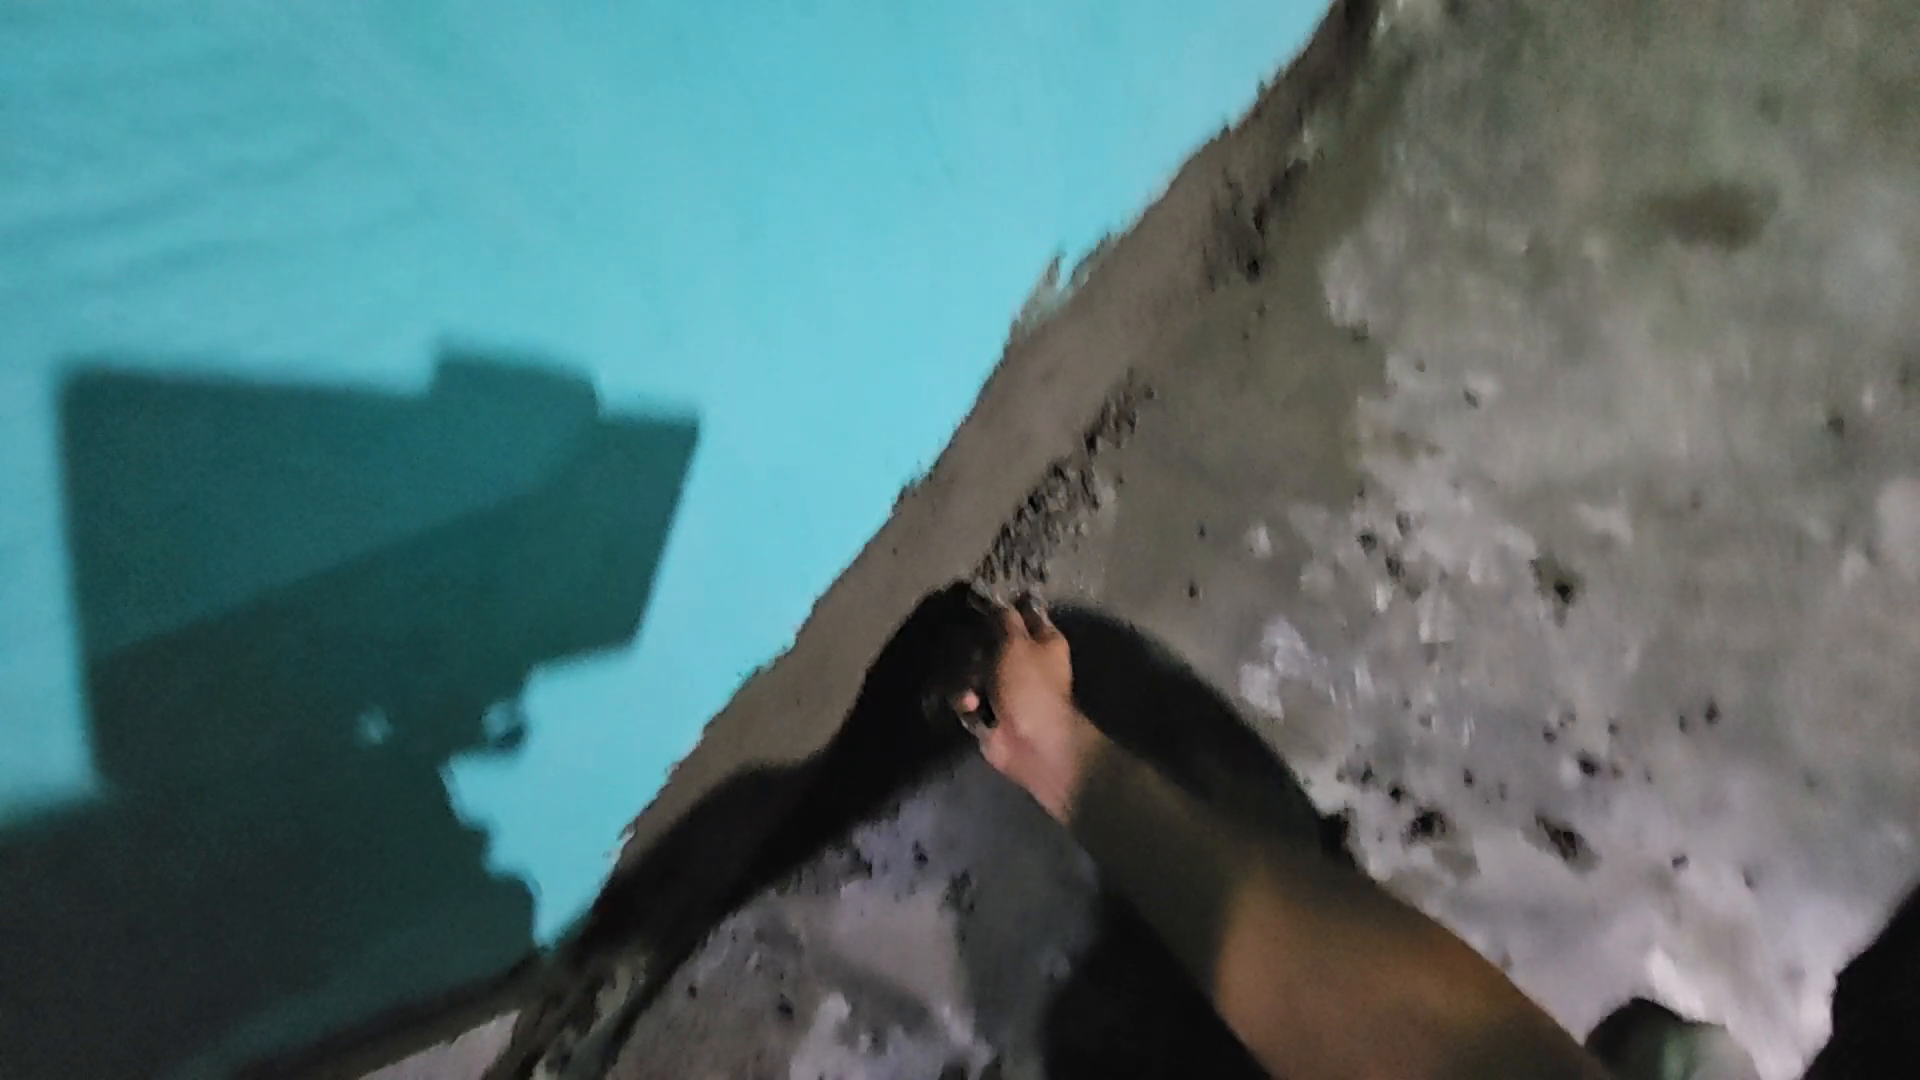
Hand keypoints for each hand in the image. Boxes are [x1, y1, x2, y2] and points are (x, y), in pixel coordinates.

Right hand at [956, 600, 1103, 822]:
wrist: (1033, 743)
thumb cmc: (1030, 685)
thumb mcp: (1018, 643)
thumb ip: (1005, 619)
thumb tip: (1000, 600)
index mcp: (1042, 641)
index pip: (1021, 613)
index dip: (1003, 606)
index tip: (978, 600)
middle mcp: (1024, 661)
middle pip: (989, 642)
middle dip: (976, 649)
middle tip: (972, 651)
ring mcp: (1004, 688)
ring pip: (972, 669)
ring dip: (968, 679)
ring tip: (974, 691)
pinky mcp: (987, 710)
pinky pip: (966, 696)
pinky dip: (966, 701)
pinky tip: (972, 708)